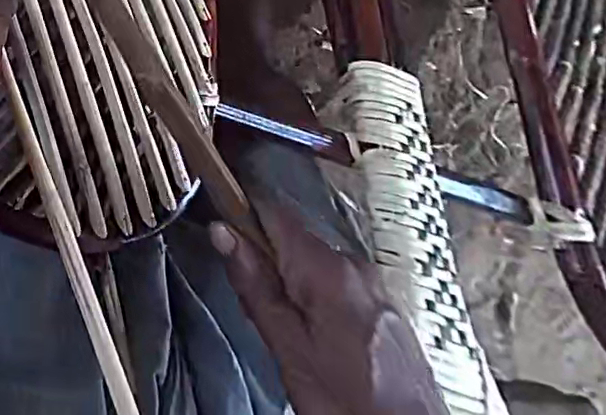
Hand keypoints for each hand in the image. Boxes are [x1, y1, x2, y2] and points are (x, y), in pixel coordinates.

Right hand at [212, 200, 449, 414]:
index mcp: (327, 267)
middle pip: (289, 238)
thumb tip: (220, 229)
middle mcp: (354, 265)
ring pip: (310, 262)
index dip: (239, 212)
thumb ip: (253, 283)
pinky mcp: (386, 309)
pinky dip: (313, 297)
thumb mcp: (287, 346)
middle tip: (254, 306)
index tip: (219, 235)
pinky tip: (316, 338)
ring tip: (286, 330)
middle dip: (263, 260)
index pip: (270, 210)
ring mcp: (375, 286)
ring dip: (288, 282)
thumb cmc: (346, 401)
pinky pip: (334, 282)